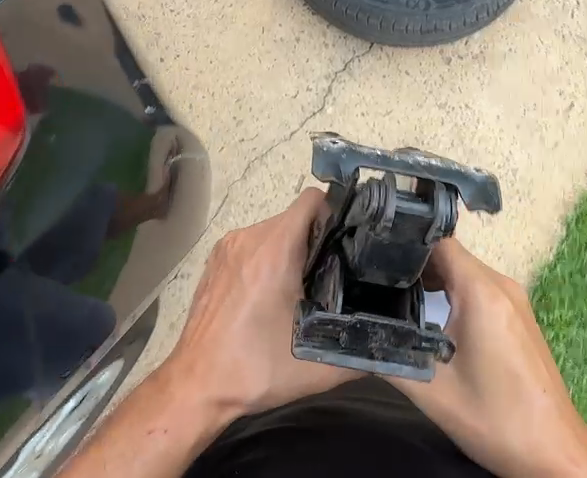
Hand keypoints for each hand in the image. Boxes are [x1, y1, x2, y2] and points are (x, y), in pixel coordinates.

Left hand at [159, 187, 358, 418]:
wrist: (196, 386)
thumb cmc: (256, 369)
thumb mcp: (318, 364)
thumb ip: (360, 348)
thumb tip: (390, 341)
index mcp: (275, 249)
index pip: (312, 201)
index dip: (336, 213)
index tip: (350, 240)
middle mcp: (249, 238)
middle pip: (294, 218)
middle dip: (316, 241)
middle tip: (333, 275)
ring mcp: (228, 246)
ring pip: (272, 232)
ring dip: (290, 252)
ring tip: (303, 288)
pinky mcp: (215, 260)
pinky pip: (252, 245)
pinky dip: (267, 259)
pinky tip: (272, 294)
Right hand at [390, 239, 586, 477]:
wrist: (554, 452)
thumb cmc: (495, 418)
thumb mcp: (433, 391)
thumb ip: (390, 357)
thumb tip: (353, 340)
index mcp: (482, 292)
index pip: (439, 243)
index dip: (404, 242)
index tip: (372, 251)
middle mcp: (502, 285)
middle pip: (450, 254)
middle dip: (413, 262)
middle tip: (375, 275)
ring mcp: (514, 299)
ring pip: (465, 271)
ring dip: (434, 278)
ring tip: (396, 292)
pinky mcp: (518, 315)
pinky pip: (479, 287)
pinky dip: (454, 291)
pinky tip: (431, 312)